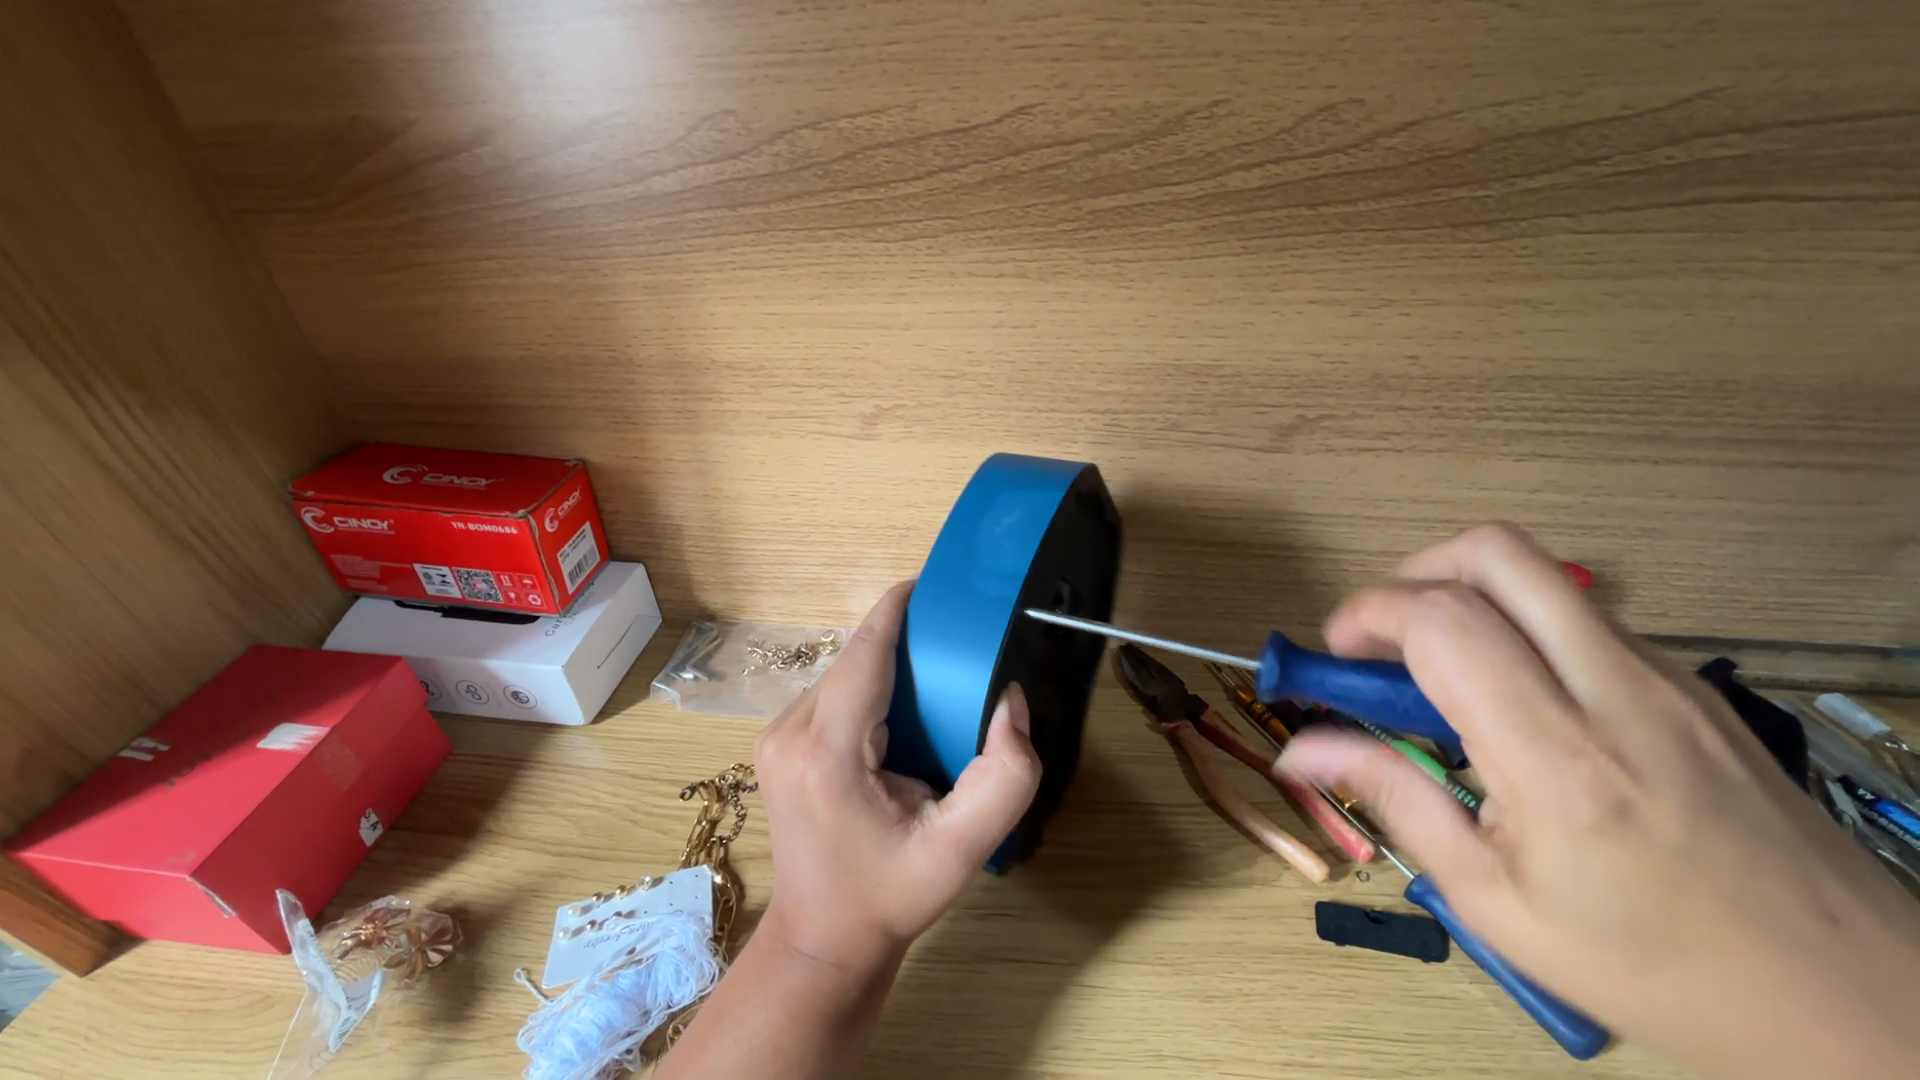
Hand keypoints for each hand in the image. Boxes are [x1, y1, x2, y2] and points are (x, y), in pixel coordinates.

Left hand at [753, 580, 1042, 971]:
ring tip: (939, 676)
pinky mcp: (779, 744)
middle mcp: (790, 731)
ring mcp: (776, 736)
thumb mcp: (963, 849)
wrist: (821, 940)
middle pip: (856, 658)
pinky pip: (834, 693)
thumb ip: (1005, 777)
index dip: (898, 609)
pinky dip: (872, 688)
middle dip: (906, 640)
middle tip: (959, 641)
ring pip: (844, 673)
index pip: (865, 652)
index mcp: (826, 750)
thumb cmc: (889, 896)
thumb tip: (1008, 703)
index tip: (937, 582)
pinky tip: (904, 710)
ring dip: (889, 666)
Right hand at [1276, 525, 1919, 1078]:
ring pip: (1540, 577)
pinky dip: (1517, 627)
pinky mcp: (1690, 683)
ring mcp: (1665, 677)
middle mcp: (1616, 689)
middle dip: (1412, 572)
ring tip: (1438, 672)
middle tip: (1382, 638)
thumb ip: (1395, 800)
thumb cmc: (1654, 967)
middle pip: (1497, 553)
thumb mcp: (1495, 902)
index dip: (1368, 613)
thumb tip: (1298, 751)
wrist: (1859, 1000)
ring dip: (1465, 598)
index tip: (1337, 655)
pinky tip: (1512, 702)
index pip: (1443, 620)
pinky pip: (1582, 617)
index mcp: (1557, 756)